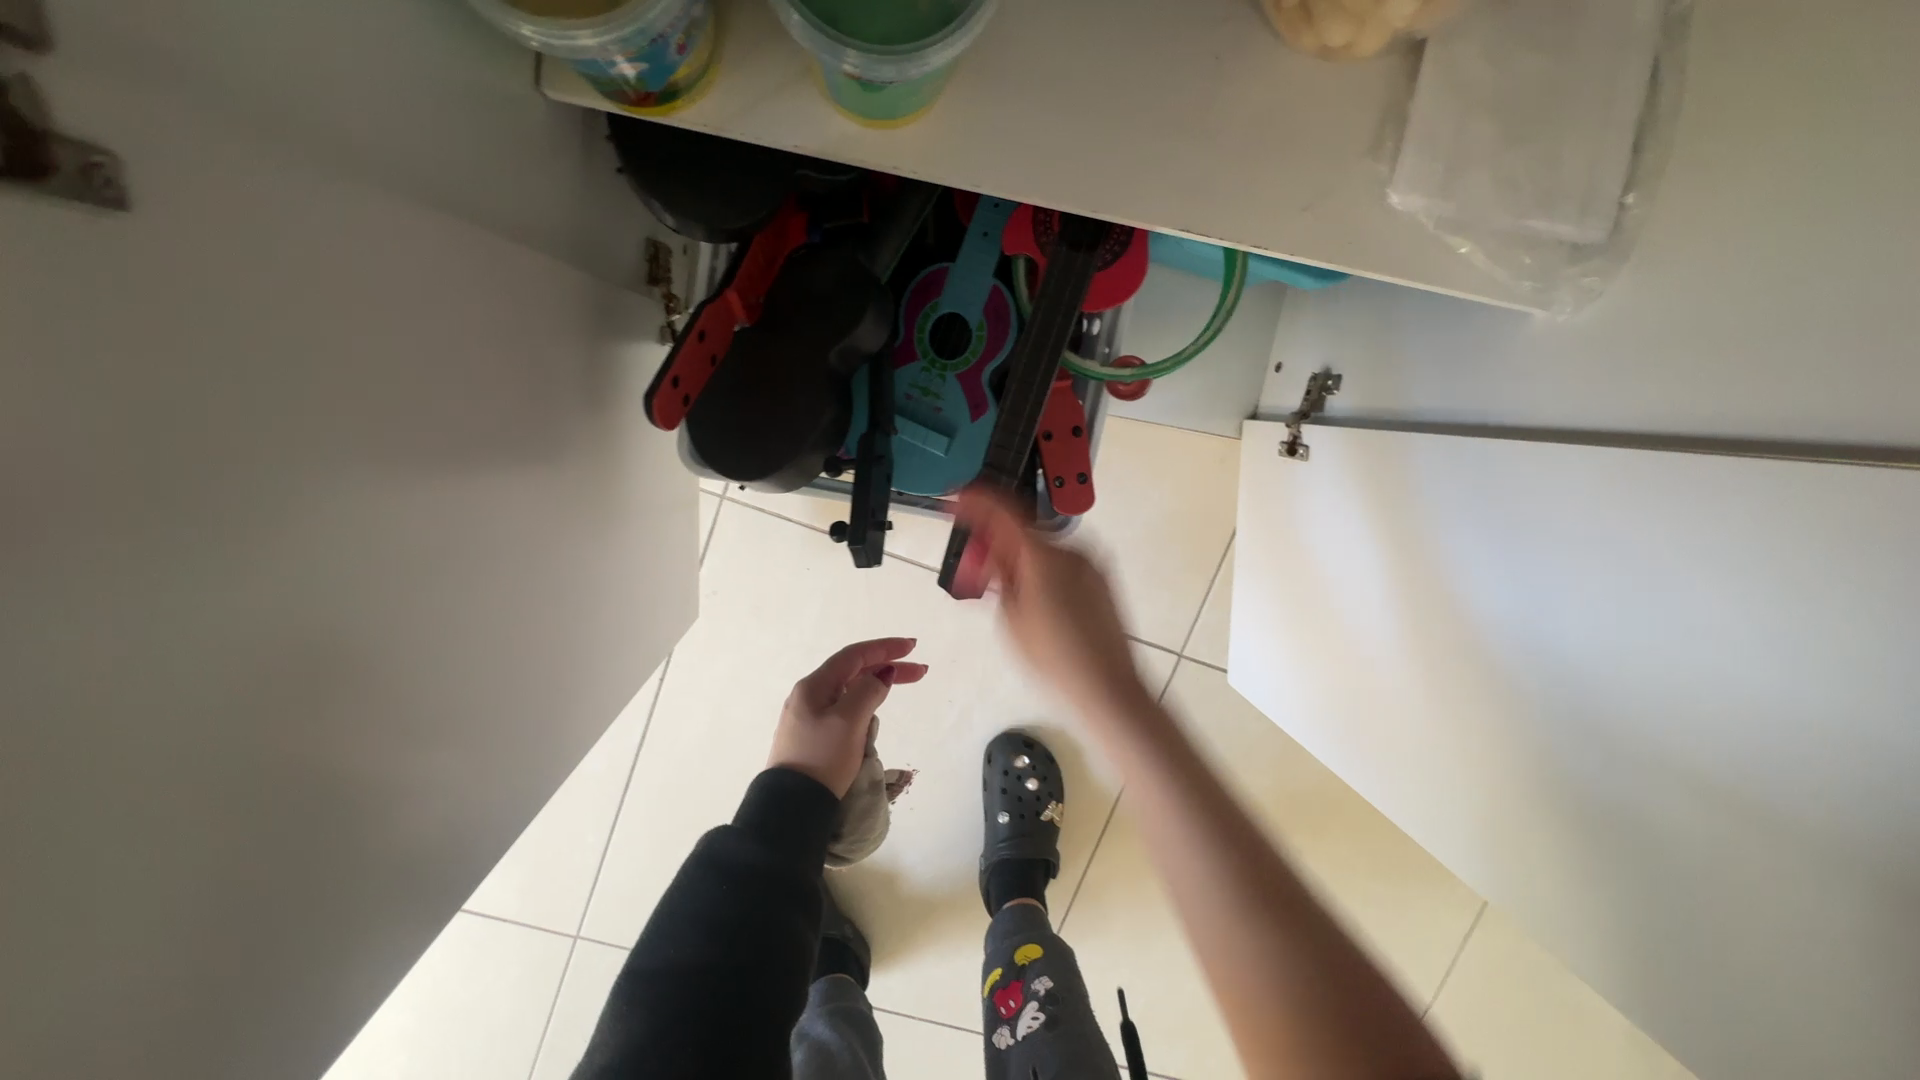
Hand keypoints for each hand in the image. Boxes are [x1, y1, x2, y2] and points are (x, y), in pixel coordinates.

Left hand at [768, 638, 927, 797]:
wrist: (792, 806)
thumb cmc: (822, 759)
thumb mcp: (849, 721)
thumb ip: (868, 691)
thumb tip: (882, 674)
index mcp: (814, 686)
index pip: (854, 656)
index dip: (885, 648)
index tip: (912, 648)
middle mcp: (809, 696)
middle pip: (853, 671)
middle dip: (886, 668)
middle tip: (919, 672)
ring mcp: (809, 717)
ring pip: (848, 690)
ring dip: (875, 685)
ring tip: (899, 688)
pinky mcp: (812, 736)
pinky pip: (843, 709)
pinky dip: (863, 703)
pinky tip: (873, 712)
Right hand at [954, 489, 1152, 716]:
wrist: (1108, 687)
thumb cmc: (1056, 660)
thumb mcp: (1011, 618)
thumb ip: (998, 575)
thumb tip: (988, 553)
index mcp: (1044, 556)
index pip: (1004, 512)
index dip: (977, 503)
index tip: (959, 498)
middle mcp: (1072, 551)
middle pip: (1025, 534)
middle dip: (999, 546)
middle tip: (979, 573)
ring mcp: (1093, 565)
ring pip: (1045, 551)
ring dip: (1022, 562)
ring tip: (1009, 599)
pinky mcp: (1103, 581)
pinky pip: (1065, 566)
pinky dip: (1044, 573)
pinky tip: (1037, 605)